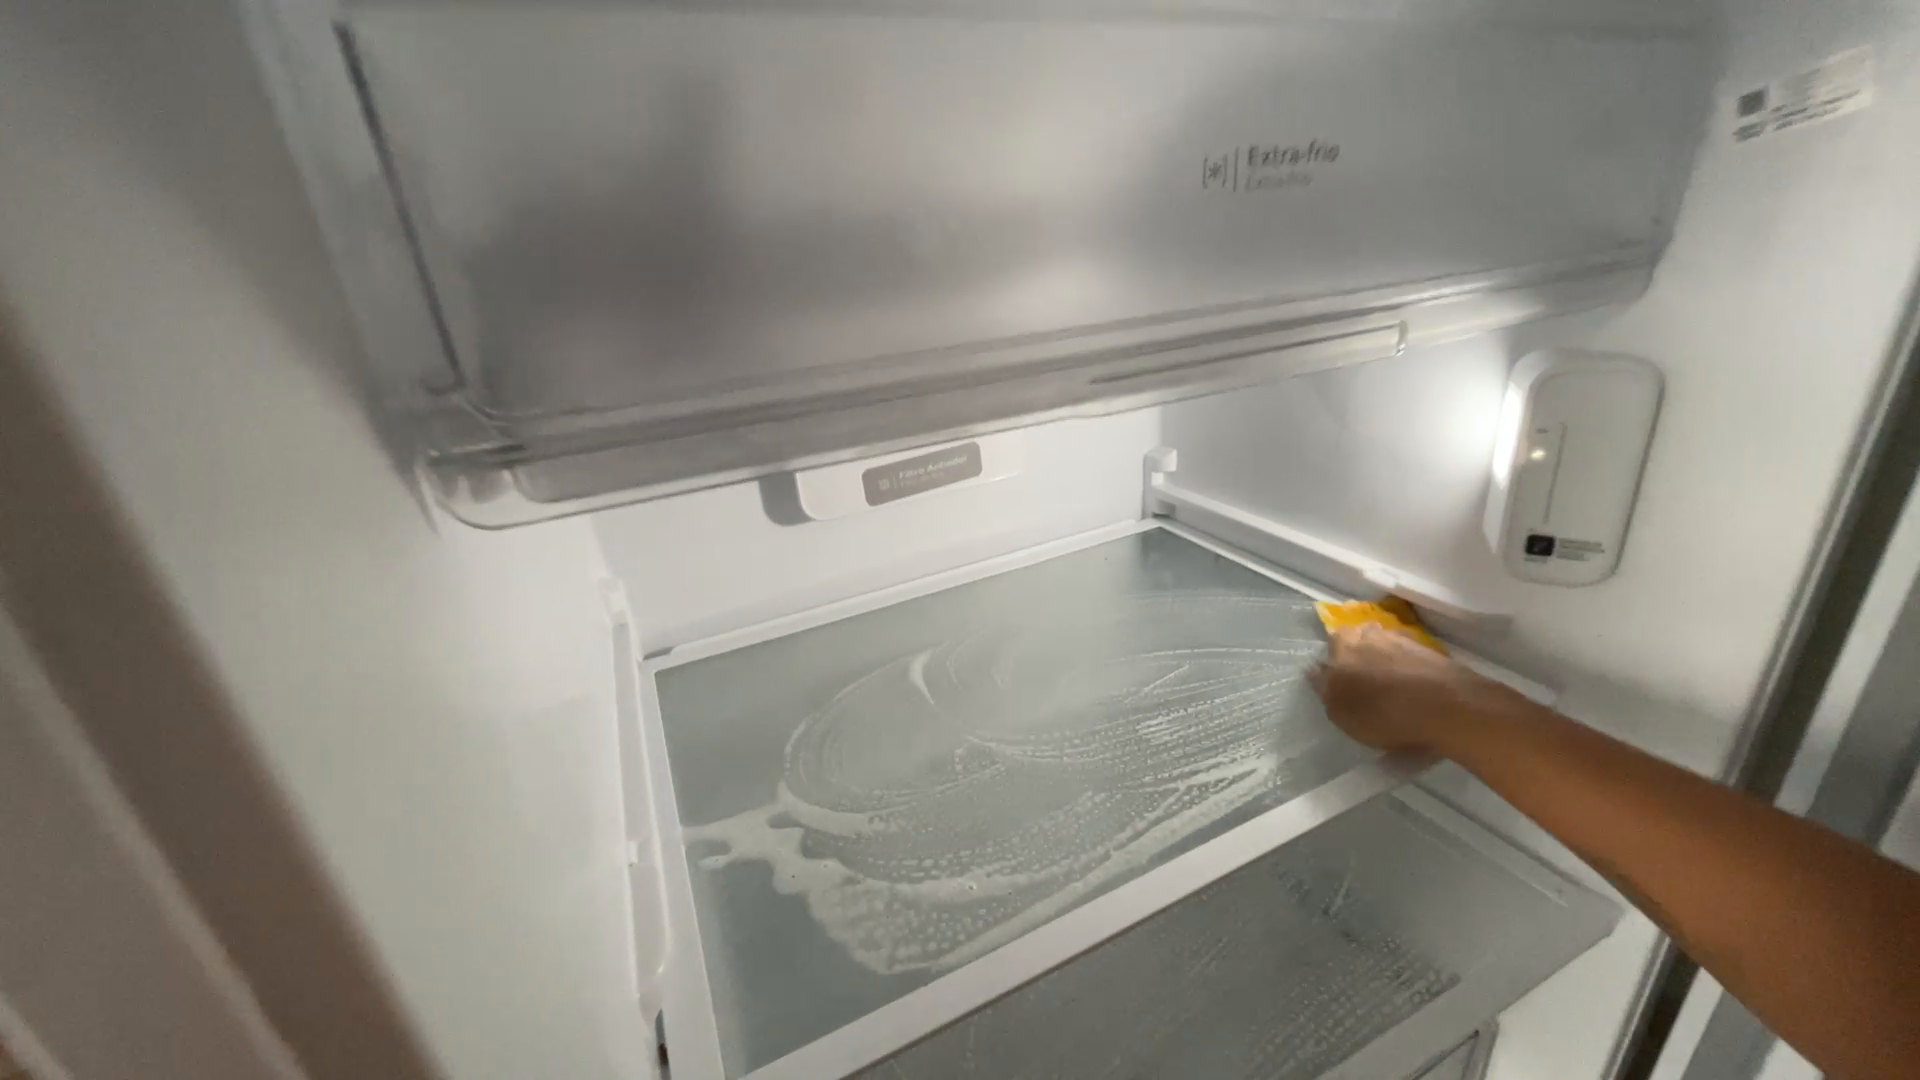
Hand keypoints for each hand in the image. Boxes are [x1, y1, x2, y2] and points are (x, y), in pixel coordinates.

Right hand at [1307, 622, 1520, 754]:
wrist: (1448, 708)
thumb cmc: (1383, 713)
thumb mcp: (1342, 713)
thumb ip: (1324, 690)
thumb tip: (1314, 671)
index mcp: (1343, 647)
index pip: (1330, 643)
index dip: (1333, 659)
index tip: (1337, 678)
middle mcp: (1371, 636)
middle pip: (1358, 637)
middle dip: (1357, 651)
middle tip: (1361, 677)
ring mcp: (1403, 640)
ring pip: (1385, 642)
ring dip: (1384, 656)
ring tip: (1388, 681)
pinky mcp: (1432, 651)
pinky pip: (1411, 655)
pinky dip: (1408, 666)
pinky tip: (1411, 685)